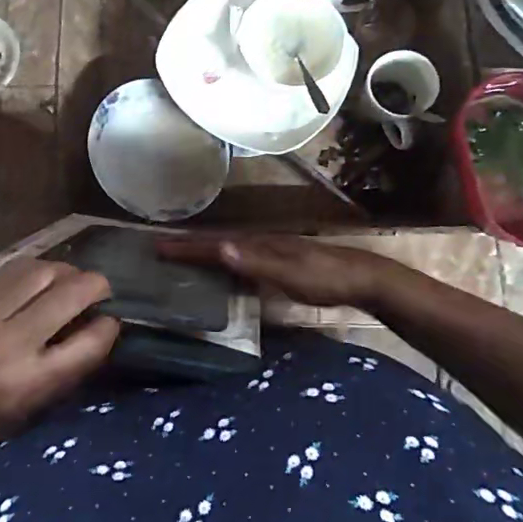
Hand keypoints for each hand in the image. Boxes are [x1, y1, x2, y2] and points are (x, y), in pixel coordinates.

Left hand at [0, 261, 119, 479]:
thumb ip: (60, 374)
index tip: (112, 323)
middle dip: (96, 286)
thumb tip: (93, 331)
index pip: (89, 342)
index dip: (109, 328)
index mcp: (26, 385)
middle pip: (69, 293)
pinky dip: (34, 270)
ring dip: (65, 271)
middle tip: (101, 292)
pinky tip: (39, 279)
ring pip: (41, 271)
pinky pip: (10, 271)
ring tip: (70, 281)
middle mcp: (7, 343)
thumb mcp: (23, 418)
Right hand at [158, 234, 397, 307]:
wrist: (364, 278)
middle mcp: (261, 243)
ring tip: (182, 254)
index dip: (187, 247)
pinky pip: (242, 257)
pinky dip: (224, 259)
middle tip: (161, 248)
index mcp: (259, 244)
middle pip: (218, 243)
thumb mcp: (291, 273)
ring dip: (204, 250)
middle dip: (189, 245)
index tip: (158, 247)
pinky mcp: (280, 262)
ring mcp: (271, 251)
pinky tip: (223, 267)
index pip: (215, 245)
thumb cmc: (326, 278)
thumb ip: (256, 262)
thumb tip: (219, 247)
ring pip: (229, 248)